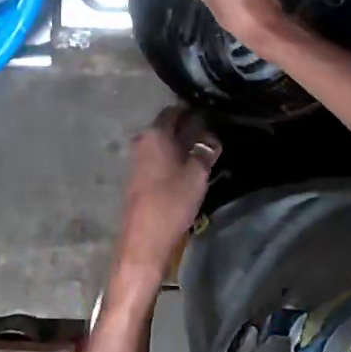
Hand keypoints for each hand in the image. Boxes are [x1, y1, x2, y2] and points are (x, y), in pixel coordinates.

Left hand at [114, 106, 219, 286]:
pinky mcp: (138, 177)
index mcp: (155, 134)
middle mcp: (143, 141)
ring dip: (181, 144)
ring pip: (163, 143)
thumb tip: (212, 137)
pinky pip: (158, 157)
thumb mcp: (197, 174)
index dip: (193, 112)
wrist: (144, 240)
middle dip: (188, 127)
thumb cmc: (172, 201)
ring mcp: (137, 159)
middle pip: (167, 126)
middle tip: (211, 134)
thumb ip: (206, 151)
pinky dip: (172, 157)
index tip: (211, 116)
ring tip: (203, 152)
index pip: (174, 111)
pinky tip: (187, 167)